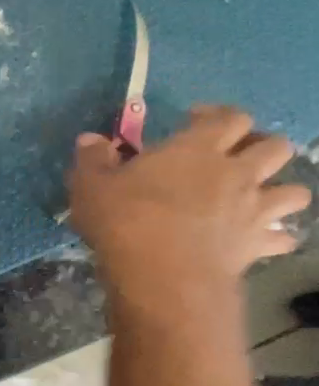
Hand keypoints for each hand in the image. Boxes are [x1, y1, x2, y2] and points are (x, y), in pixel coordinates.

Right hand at [68, 105, 310, 293]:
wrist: (163, 270)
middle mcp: (237, 173)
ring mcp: (256, 208)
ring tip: (252, 196)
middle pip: (275, 146)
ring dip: (278, 189)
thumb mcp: (89, 183)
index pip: (228, 117)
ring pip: (295, 190)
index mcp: (197, 150)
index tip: (193, 119)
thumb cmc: (123, 218)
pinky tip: (254, 237)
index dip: (215, 114)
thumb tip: (92, 139)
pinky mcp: (261, 242)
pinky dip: (274, 235)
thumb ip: (93, 158)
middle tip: (230, 155)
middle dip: (259, 145)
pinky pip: (284, 236)